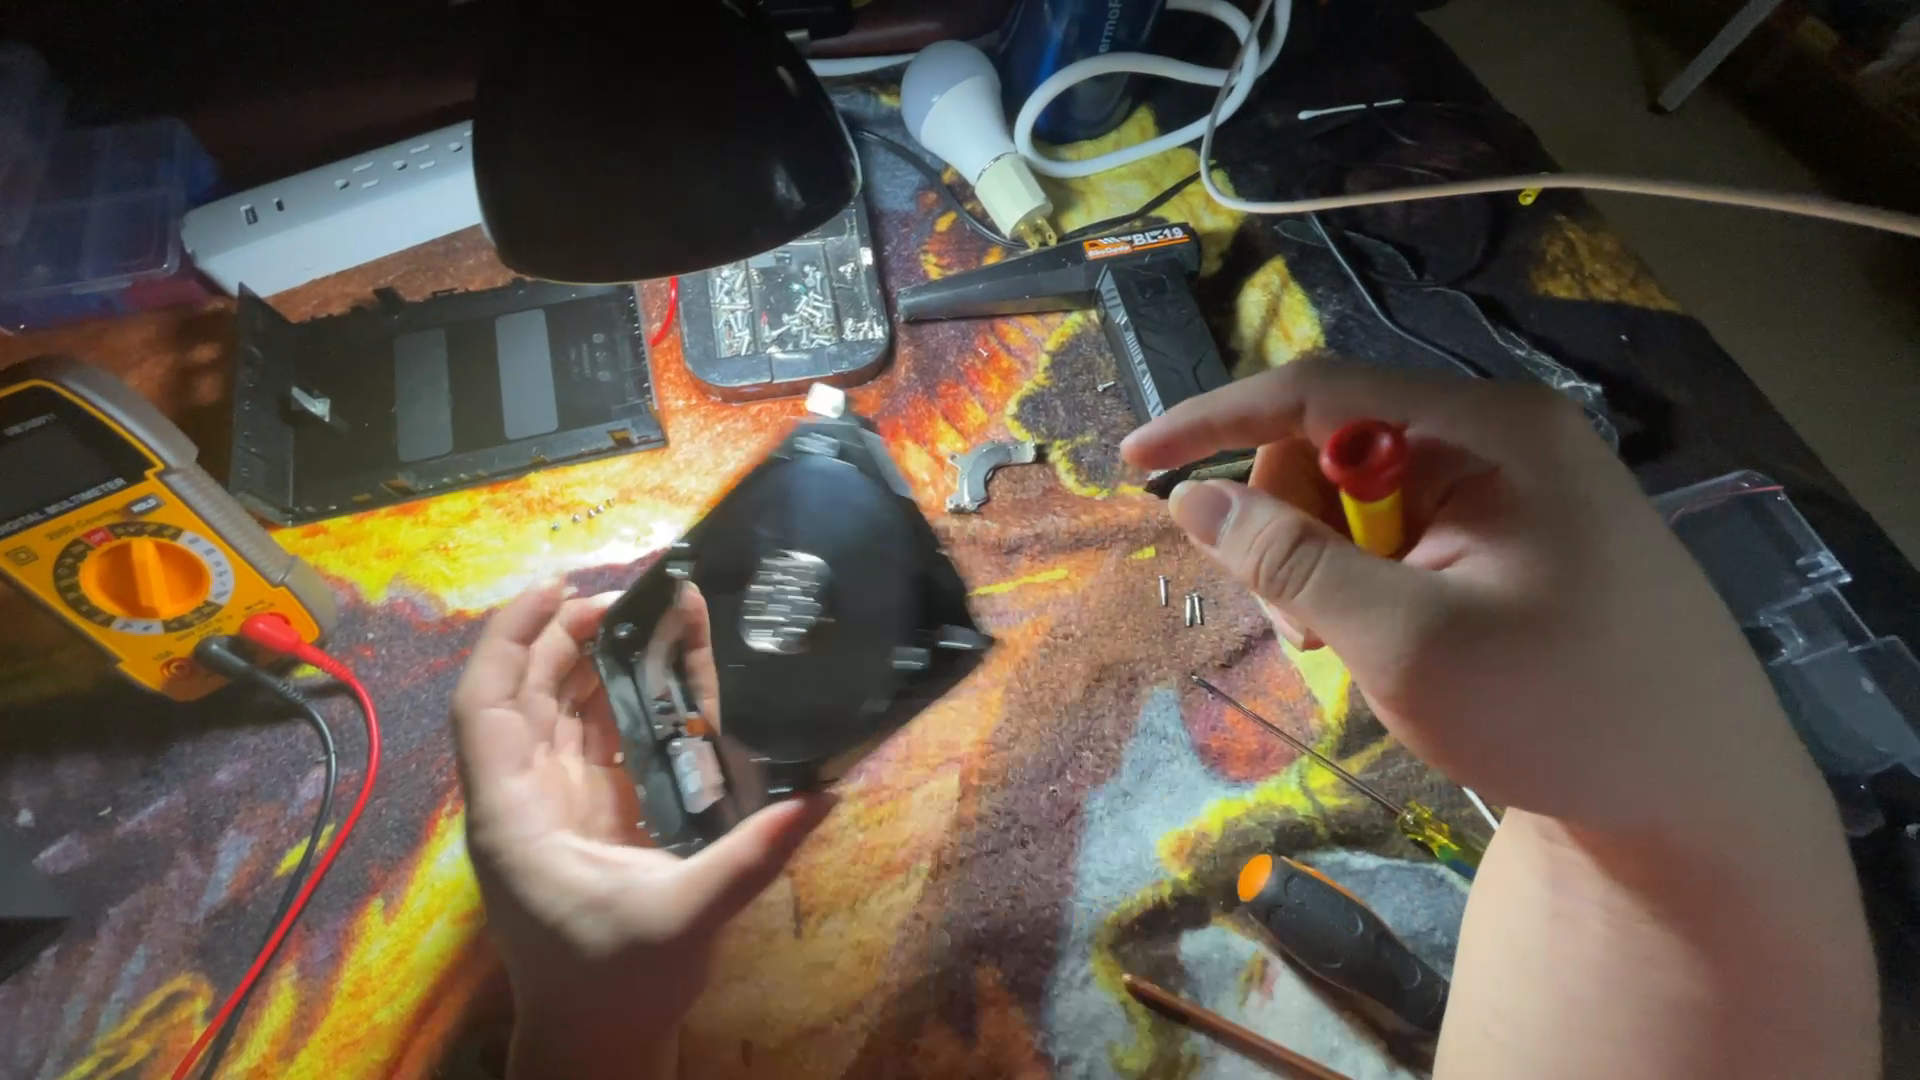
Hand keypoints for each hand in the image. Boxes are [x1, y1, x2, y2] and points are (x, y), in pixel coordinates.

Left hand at [451, 580, 832, 1079]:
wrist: (596, 1041)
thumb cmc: (615, 984)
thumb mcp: (685, 919)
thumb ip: (752, 855)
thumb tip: (822, 795)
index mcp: (517, 814)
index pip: (490, 706)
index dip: (513, 639)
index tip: (559, 589)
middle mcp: (525, 795)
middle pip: (525, 692)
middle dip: (564, 634)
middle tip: (630, 598)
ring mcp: (556, 800)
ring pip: (556, 707)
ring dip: (589, 657)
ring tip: (643, 617)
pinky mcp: (587, 808)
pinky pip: (593, 732)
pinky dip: (615, 693)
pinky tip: (654, 673)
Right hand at [1122, 361, 1816, 832]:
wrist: (1692, 804)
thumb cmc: (1557, 714)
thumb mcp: (1401, 639)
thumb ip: (1287, 559)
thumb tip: (1191, 499)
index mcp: (1484, 431)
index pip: (1313, 393)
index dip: (1210, 420)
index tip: (1134, 458)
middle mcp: (1490, 437)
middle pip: (1322, 447)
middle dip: (1280, 525)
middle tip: (1293, 618)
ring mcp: (1496, 485)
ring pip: (1340, 496)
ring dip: (1309, 563)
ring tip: (1336, 641)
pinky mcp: (1492, 531)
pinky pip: (1378, 530)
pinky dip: (1346, 579)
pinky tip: (1371, 634)